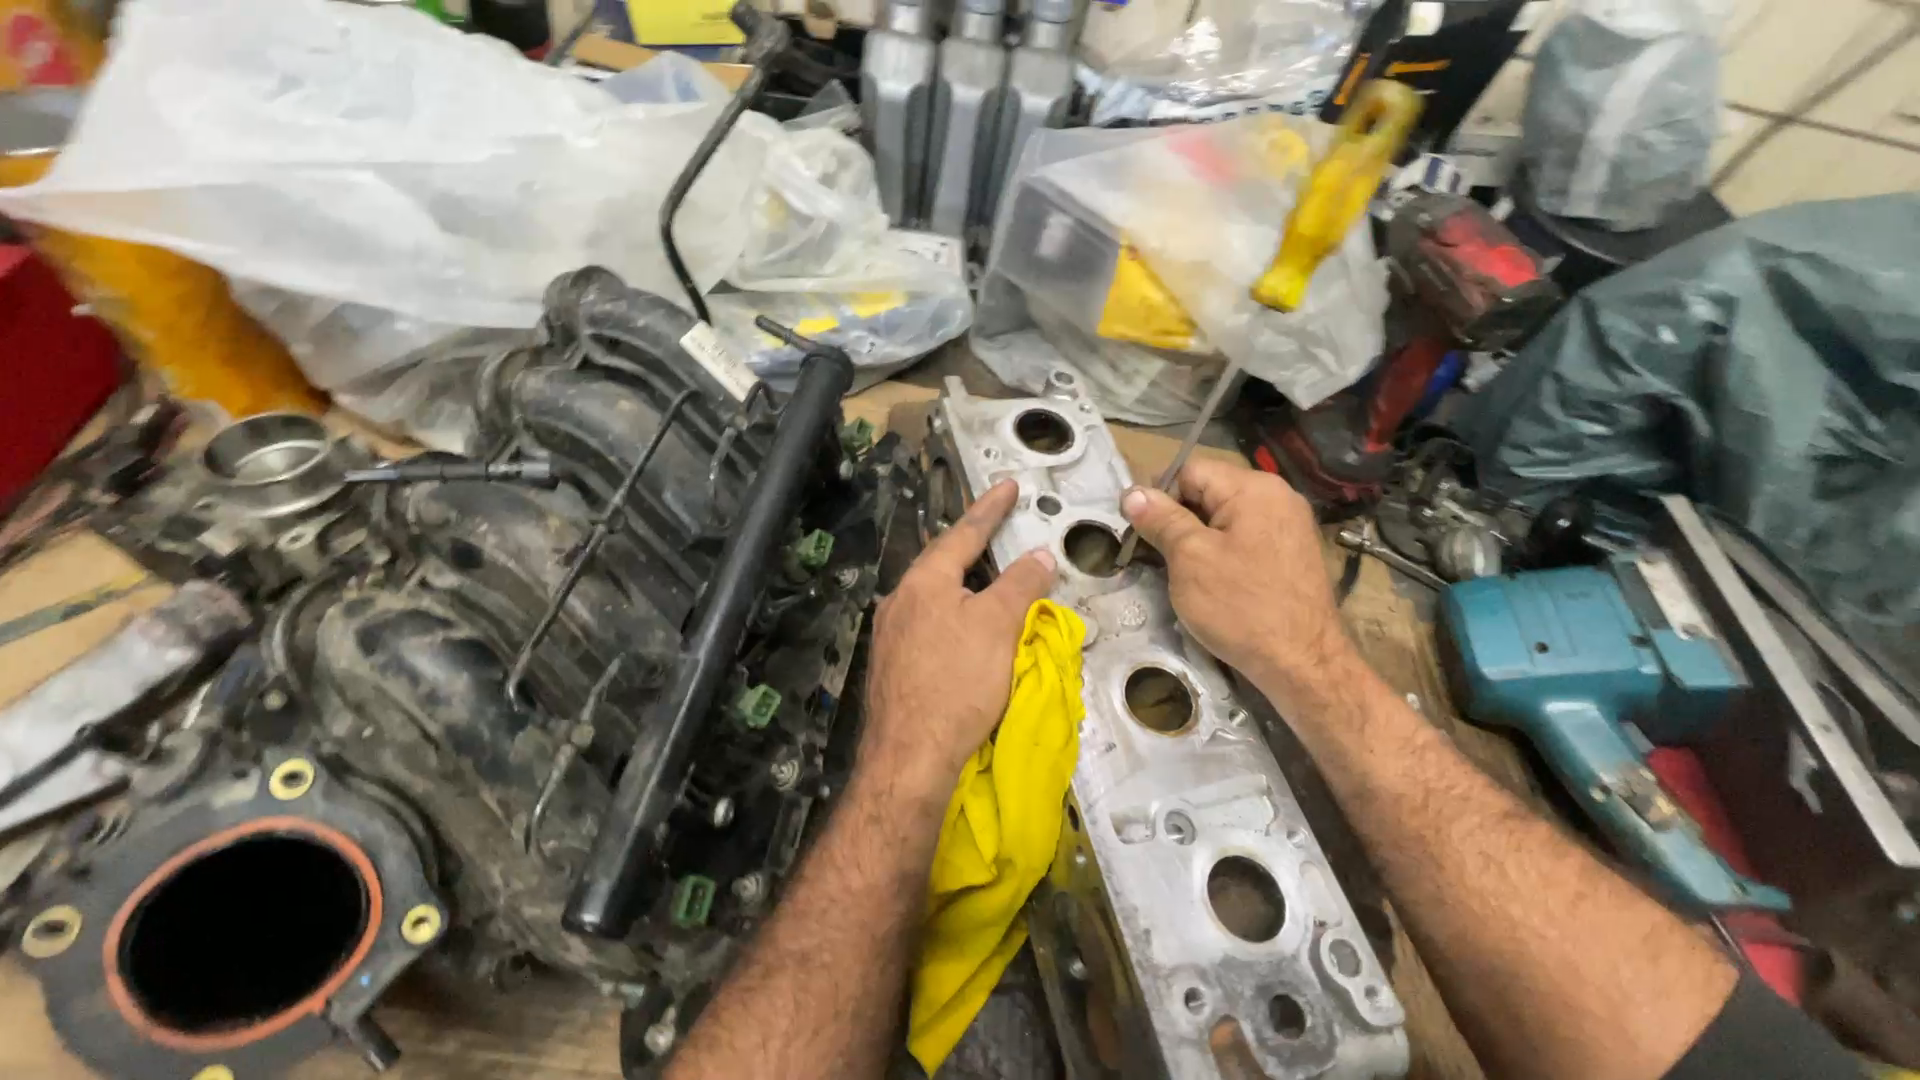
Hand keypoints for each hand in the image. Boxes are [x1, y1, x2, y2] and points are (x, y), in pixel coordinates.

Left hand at [863, 480, 1057, 798]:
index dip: (990, 509)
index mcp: (923, 581)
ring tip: (988, 584)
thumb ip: (1020, 585)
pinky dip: (952, 620)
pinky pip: (927, 627)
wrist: (909, 755)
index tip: (1008, 486)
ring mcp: (890, 635)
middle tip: (999, 532)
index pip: (963, 533)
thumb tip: (1039, 555)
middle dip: (972, 548)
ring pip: (933, 598)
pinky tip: (964, 635)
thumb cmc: (957, 683)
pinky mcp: (891, 667)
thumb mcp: (999, 626)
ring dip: (963, 587)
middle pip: (942, 564)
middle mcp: (899, 600)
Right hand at [1120, 459, 1360, 708]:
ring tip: (1187, 574)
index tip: (1144, 533)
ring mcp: (1291, 526)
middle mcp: (1278, 496)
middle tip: (1160, 557)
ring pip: (1227, 519)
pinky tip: (1217, 584)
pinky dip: (1224, 554)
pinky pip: (1247, 539)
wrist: (1303, 662)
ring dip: (1200, 540)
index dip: (1160, 497)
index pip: (1190, 471)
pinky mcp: (1294, 554)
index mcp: (1253, 488)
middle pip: (1210, 492)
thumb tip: (1132, 493)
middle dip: (1180, 520)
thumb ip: (1161, 519)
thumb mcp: (1189, 559)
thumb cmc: (1241, 607)